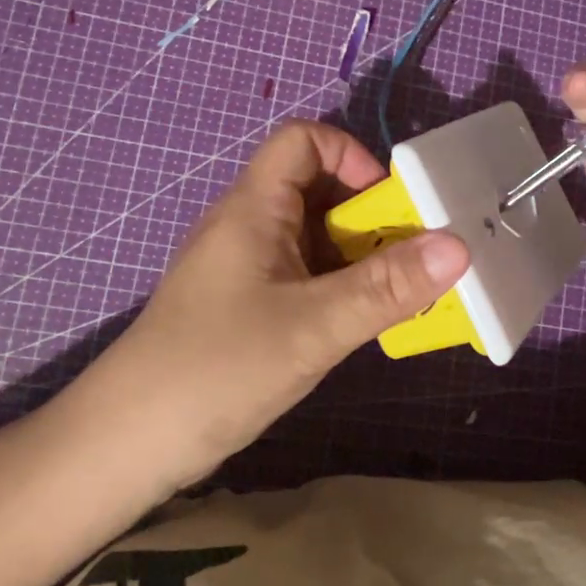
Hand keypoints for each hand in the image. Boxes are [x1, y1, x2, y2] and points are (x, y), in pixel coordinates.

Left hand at [60, 122, 468, 486]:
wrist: (127, 444)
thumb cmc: (217, 369)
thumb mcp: (314, 327)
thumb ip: (386, 287)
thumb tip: (458, 246)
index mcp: (253, 208)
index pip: (303, 141)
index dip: (352, 156)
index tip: (390, 205)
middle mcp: (248, 227)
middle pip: (316, 189)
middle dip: (370, 216)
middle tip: (413, 258)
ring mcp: (245, 269)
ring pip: (314, 238)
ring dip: (360, 257)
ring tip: (400, 294)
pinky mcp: (245, 308)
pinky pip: (304, 277)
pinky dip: (339, 288)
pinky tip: (362, 323)